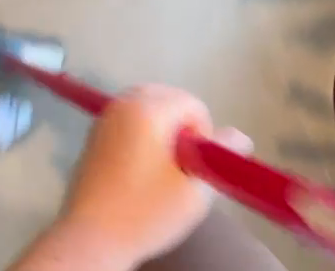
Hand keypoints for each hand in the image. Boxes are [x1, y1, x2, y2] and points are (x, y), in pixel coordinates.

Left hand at [56, 84, 250, 268]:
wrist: (92, 237)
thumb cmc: (146, 213)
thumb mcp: (194, 191)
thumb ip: (219, 157)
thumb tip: (242, 137)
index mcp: (150, 108)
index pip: (193, 104)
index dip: (202, 135)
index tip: (194, 167)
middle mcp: (126, 101)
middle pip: (170, 98)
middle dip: (182, 127)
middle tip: (179, 168)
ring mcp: (107, 114)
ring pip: (149, 106)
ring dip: (162, 128)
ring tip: (160, 169)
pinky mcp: (96, 130)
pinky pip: (129, 117)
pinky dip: (141, 131)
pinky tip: (139, 168)